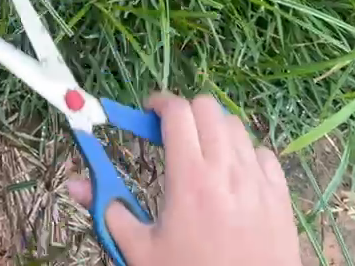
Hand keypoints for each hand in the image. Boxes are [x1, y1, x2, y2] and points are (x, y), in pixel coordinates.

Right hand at [68, 94, 299, 265]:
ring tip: (202, 155)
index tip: (147, 114)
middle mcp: (227, 170)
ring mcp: (259, 183)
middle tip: (172, 135)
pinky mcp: (281, 199)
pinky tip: (234, 177)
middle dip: (186, 113)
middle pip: (207, 108)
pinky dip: (246, 155)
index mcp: (190, 178)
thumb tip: (73, 183)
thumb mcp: (142, 251)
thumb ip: (107, 210)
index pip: (177, 112)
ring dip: (214, 130)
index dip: (159, 103)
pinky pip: (264, 154)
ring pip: (236, 126)